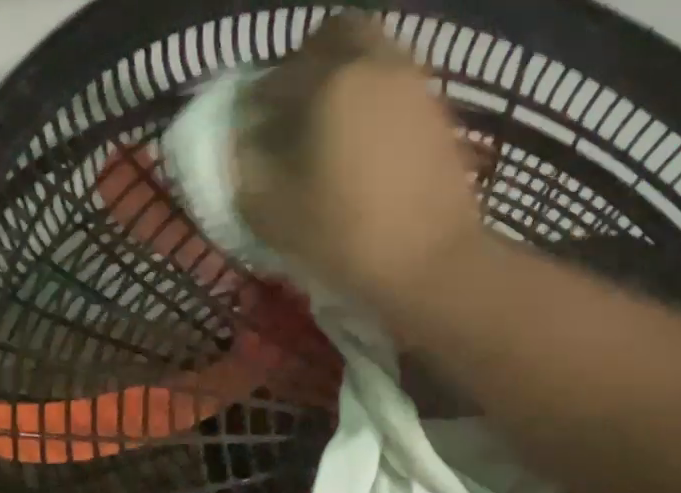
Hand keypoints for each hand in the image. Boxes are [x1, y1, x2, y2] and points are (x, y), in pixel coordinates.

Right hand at [237, 15, 487, 305]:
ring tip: (324, 136)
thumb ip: (245, 168)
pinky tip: (359, 151)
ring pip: (370, 60)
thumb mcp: (271, 212)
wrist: (432, 266)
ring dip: (342, 84)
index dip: (255, 105)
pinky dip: (371, 105)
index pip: (275, 76)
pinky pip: (394, 90)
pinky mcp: (438, 117)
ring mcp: (414, 87)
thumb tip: (242, 145)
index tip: (249, 136)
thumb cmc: (344, 237)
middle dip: (306, 66)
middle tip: (290, 112)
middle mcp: (375, 66)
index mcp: (329, 81)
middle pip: (334, 39)